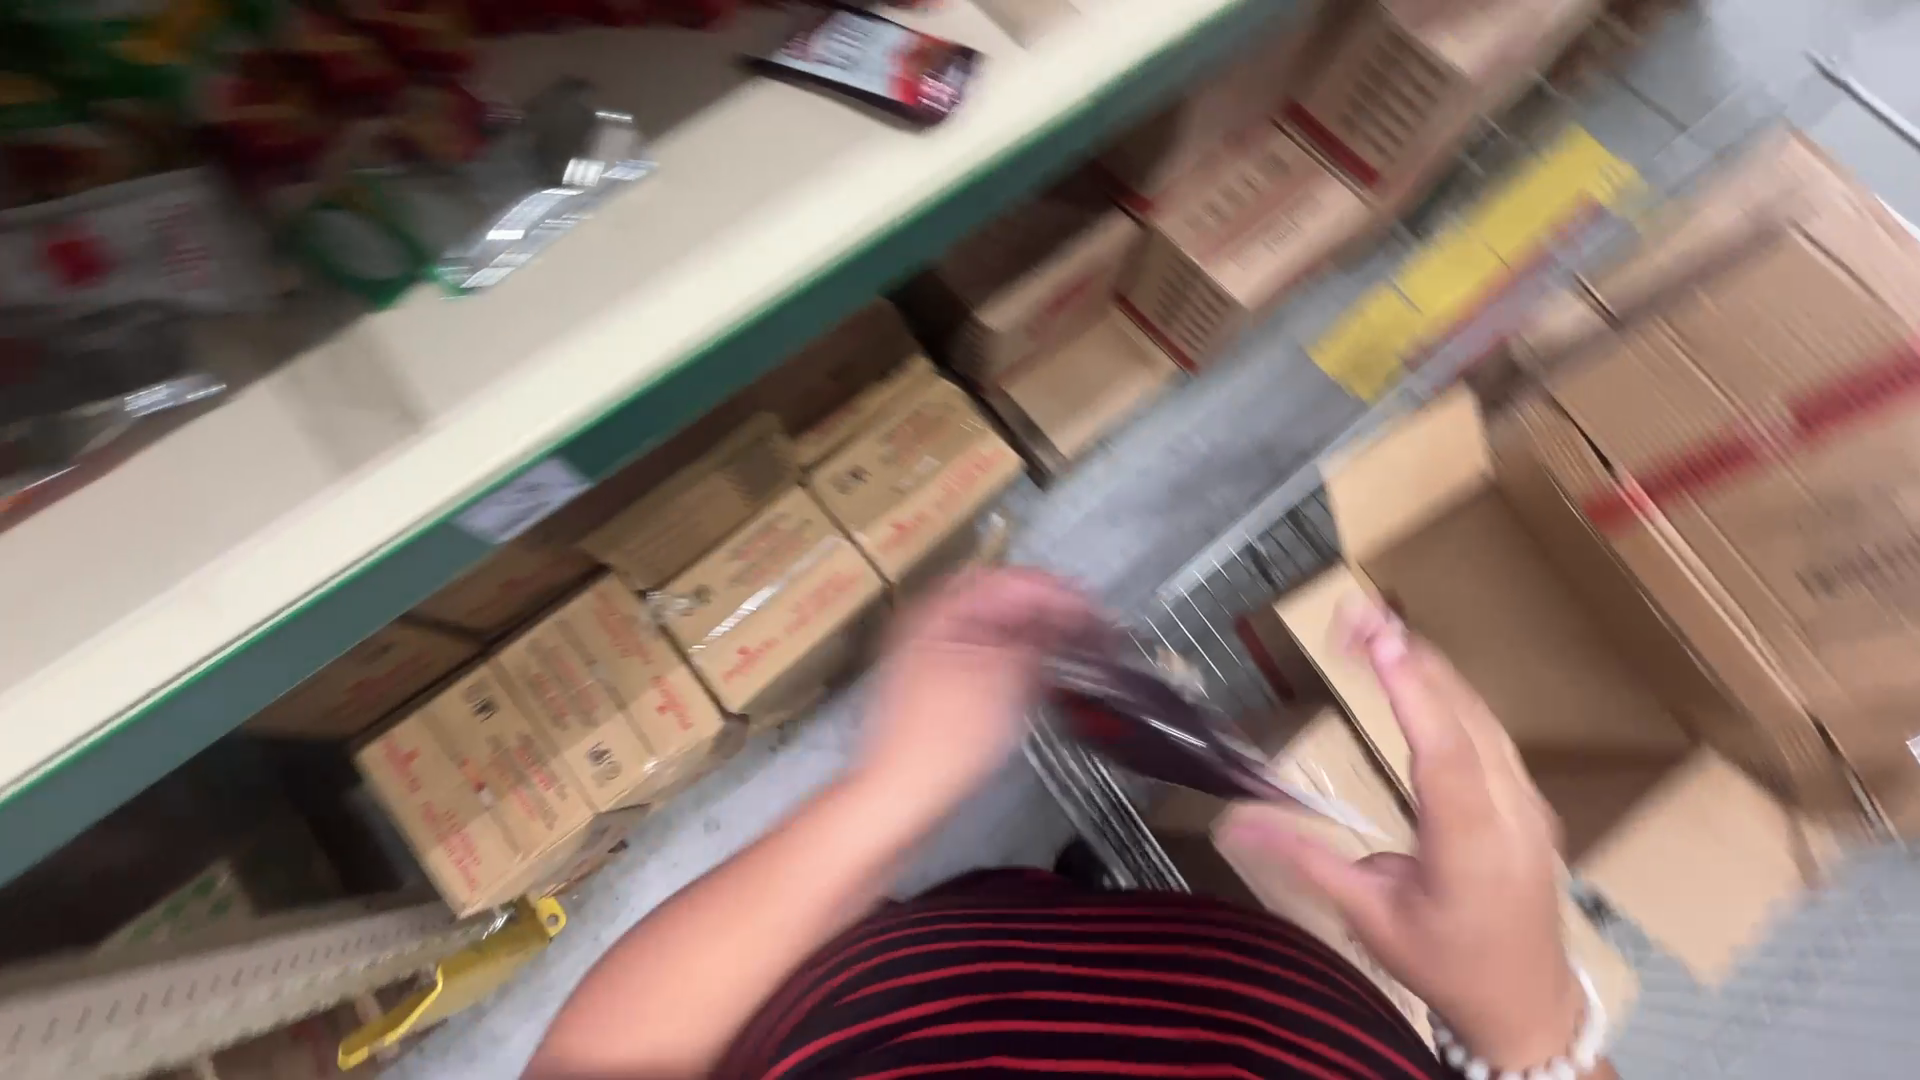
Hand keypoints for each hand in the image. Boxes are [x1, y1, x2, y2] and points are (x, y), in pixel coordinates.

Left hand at [860, 568, 1098, 815]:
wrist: (900, 792)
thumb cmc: (946, 740)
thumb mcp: (1003, 681)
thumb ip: (1037, 639)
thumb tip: (1065, 617)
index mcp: (941, 611)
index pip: (1008, 580)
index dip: (1056, 592)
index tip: (1093, 610)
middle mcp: (931, 620)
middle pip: (1000, 597)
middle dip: (1048, 606)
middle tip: (1088, 623)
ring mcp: (932, 649)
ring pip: (994, 623)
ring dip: (1035, 628)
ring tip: (1075, 643)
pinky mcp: (940, 678)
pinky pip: (986, 648)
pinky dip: (1017, 651)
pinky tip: (1042, 665)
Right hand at [1221, 597, 1581, 1071]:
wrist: (1530, 1008)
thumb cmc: (1444, 964)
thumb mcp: (1365, 915)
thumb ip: (1302, 857)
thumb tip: (1234, 820)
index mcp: (1471, 846)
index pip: (1444, 756)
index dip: (1411, 695)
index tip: (1377, 643)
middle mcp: (1510, 814)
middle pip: (1465, 718)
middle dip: (1410, 657)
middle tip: (1355, 614)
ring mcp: (1526, 803)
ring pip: (1481, 715)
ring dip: (1428, 666)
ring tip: (1375, 627)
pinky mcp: (1525, 798)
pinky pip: (1487, 728)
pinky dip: (1446, 689)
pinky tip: (1416, 670)